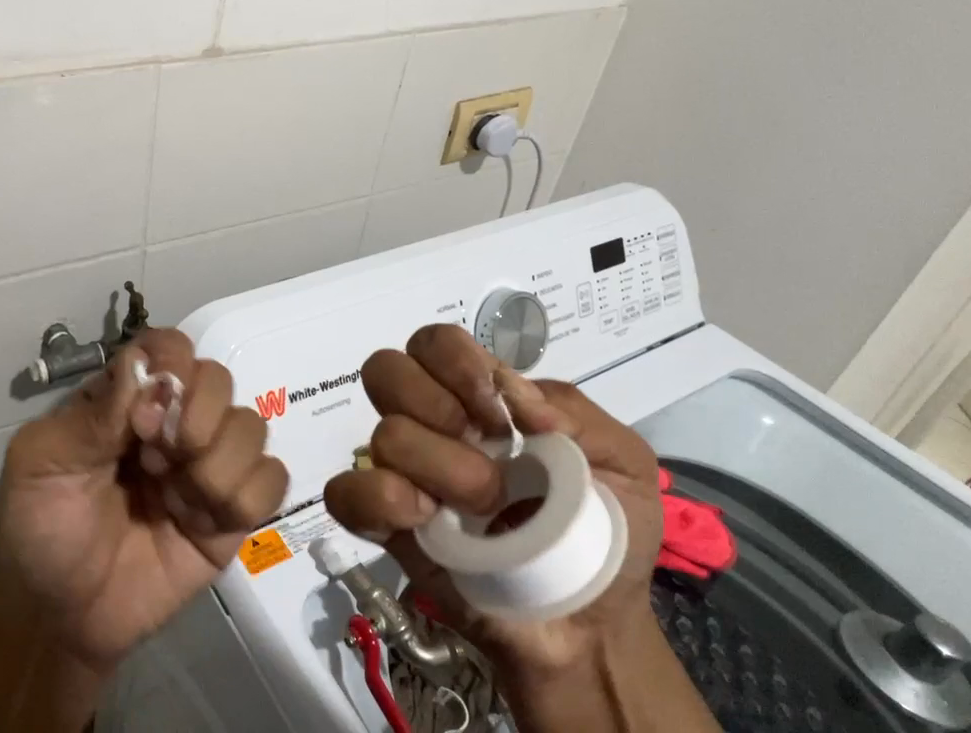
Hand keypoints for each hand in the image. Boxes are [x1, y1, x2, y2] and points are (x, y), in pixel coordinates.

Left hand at [0, 328, 289, 668]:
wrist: (59, 620)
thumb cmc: (38, 530)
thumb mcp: (41, 463)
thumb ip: (94, 415)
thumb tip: (147, 370)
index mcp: (124, 400)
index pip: (169, 348)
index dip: (170, 372)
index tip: (142, 422)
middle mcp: (171, 422)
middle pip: (218, 379)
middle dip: (196, 420)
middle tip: (156, 464)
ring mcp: (204, 467)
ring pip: (252, 426)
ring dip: (218, 463)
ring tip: (179, 500)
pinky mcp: (232, 516)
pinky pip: (272, 481)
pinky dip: (246, 496)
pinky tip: (203, 523)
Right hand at [323, 324, 664, 679]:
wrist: (593, 626)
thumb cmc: (607, 535)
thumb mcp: (624, 463)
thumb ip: (574, 414)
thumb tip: (509, 389)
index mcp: (479, 401)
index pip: (434, 343)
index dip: (456, 363)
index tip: (500, 412)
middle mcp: (430, 426)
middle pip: (385, 370)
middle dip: (434, 403)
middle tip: (486, 450)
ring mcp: (403, 475)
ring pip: (381, 437)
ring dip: (439, 469)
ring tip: (483, 509)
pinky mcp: (386, 527)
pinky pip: (346, 495)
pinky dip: (380, 500)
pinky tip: (426, 522)